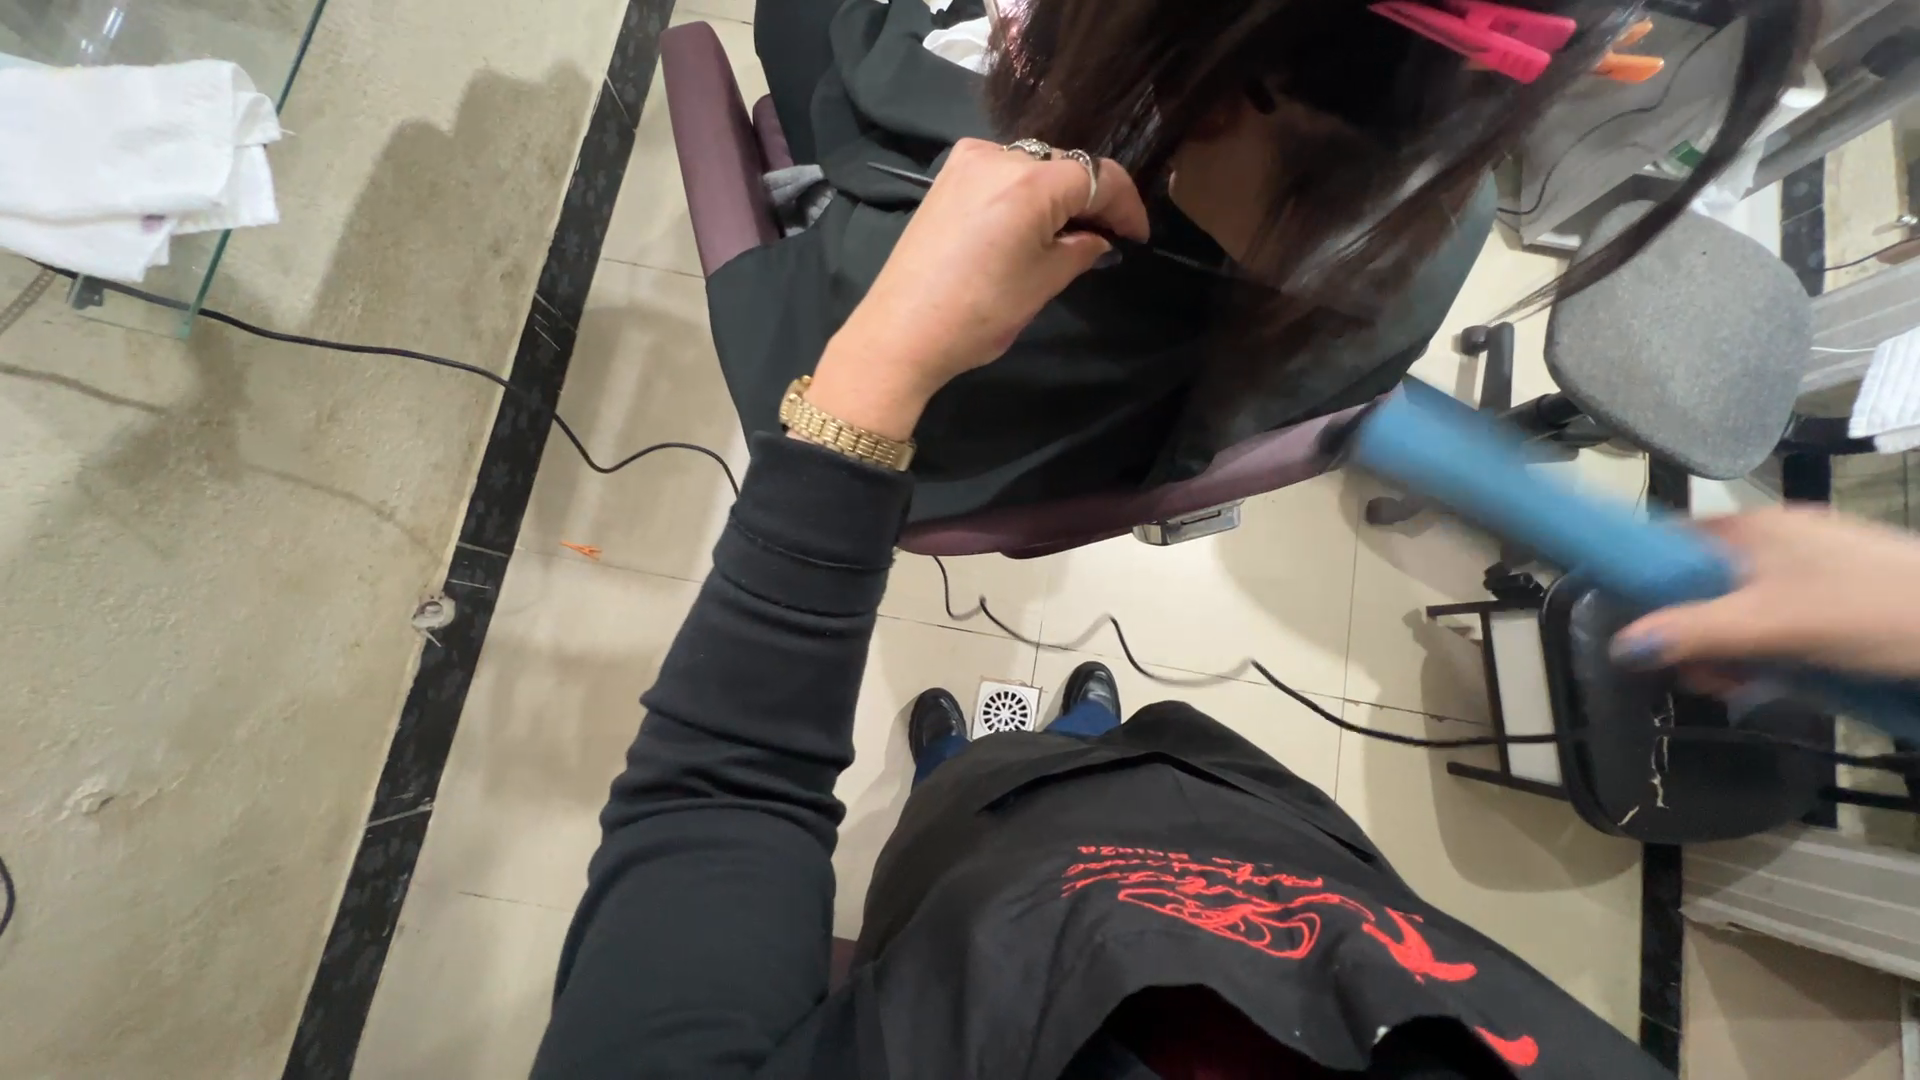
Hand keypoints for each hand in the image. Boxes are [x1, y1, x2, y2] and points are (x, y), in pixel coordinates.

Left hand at [803, 138, 1149, 439]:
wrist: (899, 335)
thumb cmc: (976, 316)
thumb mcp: (1041, 285)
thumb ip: (1079, 250)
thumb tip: (1099, 238)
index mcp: (1030, 182)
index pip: (1099, 176)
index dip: (1126, 206)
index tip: (1136, 237)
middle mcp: (998, 155)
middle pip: (1064, 166)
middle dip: (1089, 200)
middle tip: (1103, 239)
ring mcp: (966, 163)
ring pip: (1032, 167)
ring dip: (1055, 196)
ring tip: (1065, 236)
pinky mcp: (946, 179)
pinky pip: (1001, 174)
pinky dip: (1022, 195)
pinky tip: (1026, 227)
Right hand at [1612, 506, 1919, 680]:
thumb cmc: (1883, 613)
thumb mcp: (1774, 626)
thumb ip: (1692, 634)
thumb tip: (1620, 647)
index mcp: (1754, 528)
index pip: (1666, 541)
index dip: (1639, 577)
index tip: (1635, 620)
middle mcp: (1779, 540)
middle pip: (1700, 582)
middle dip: (1691, 630)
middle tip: (1701, 672)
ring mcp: (1816, 567)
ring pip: (1740, 607)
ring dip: (1729, 647)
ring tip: (1742, 683)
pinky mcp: (1845, 597)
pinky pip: (1779, 620)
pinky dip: (1770, 649)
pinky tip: (1781, 675)